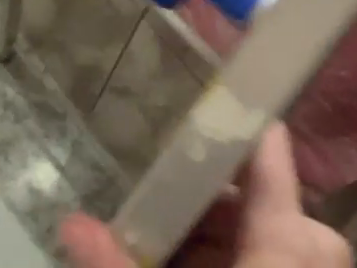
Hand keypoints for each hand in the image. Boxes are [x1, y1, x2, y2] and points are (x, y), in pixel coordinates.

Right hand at [61, 124, 350, 267]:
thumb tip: (70, 223)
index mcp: (286, 257)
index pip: (276, 176)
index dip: (254, 137)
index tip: (228, 105)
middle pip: (280, 217)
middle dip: (224, 206)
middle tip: (172, 209)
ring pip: (283, 249)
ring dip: (231, 240)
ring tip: (174, 246)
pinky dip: (240, 265)